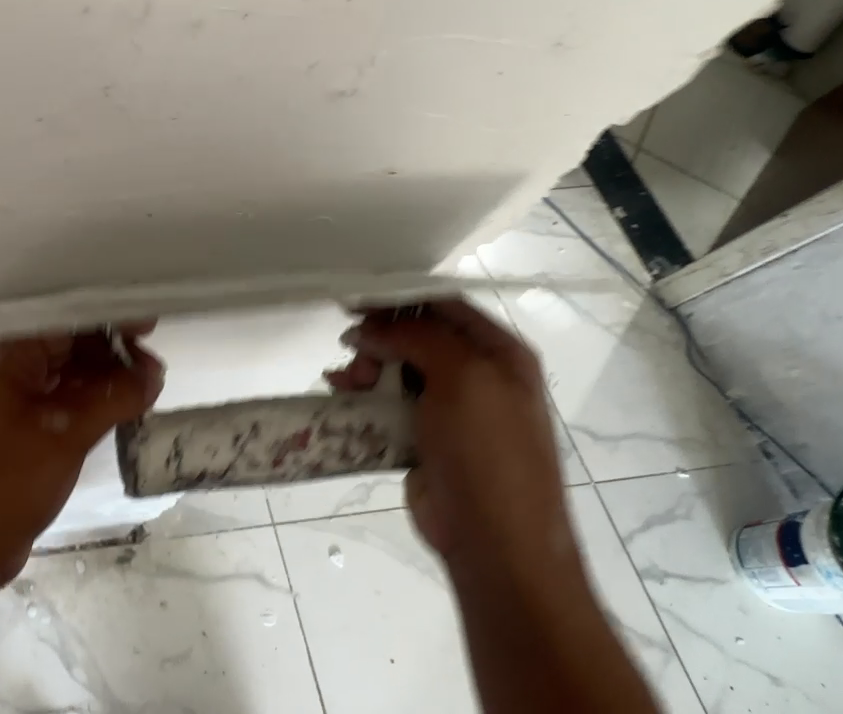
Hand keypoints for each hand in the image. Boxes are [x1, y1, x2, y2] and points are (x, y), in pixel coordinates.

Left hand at [0, 326, 164, 587]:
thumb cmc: (8, 480)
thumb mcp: (66, 433)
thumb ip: (112, 397)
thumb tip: (154, 373)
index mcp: (6, 357)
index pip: (62, 321)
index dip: (106, 318)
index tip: (148, 325)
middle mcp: (6, 371)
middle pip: (65, 345)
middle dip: (110, 352)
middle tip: (154, 369)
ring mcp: (11, 403)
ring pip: (67, 375)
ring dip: (105, 379)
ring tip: (148, 390)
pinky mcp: (20, 431)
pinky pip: (62, 402)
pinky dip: (92, 403)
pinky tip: (123, 410)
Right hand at [328, 300, 579, 586]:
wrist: (496, 543)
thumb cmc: (488, 452)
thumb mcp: (462, 377)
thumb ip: (417, 337)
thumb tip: (369, 329)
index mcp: (501, 354)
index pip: (444, 306)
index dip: (398, 299)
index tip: (353, 303)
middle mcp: (479, 376)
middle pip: (416, 337)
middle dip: (378, 340)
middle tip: (351, 353)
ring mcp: (452, 410)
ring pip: (396, 370)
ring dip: (365, 369)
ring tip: (344, 383)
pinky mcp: (425, 439)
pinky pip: (387, 404)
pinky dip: (362, 397)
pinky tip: (341, 397)